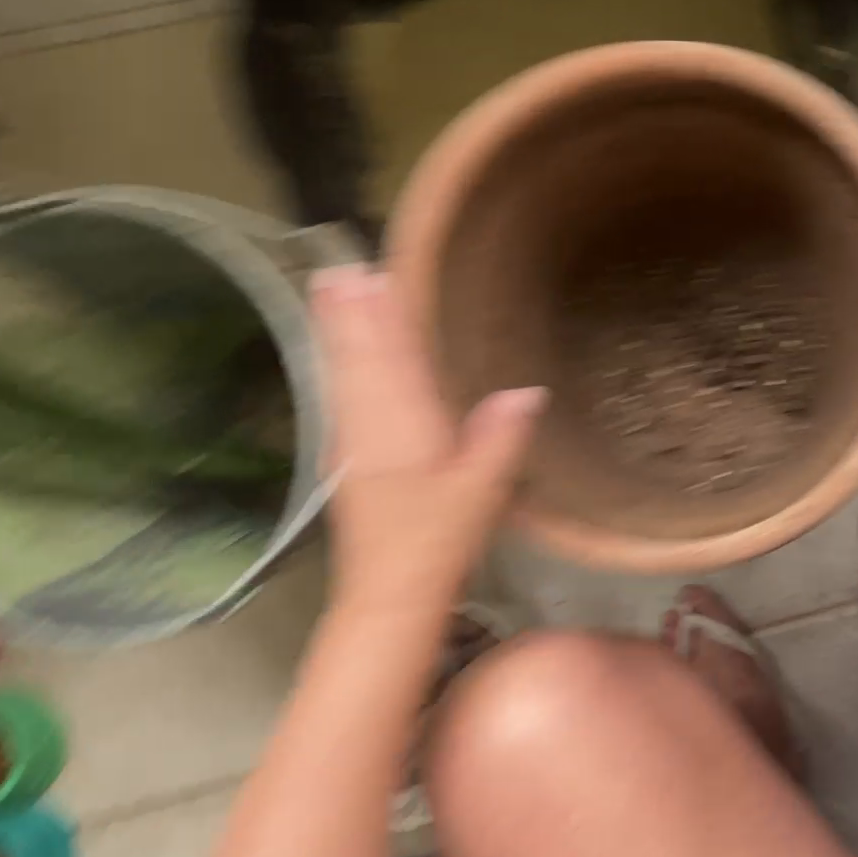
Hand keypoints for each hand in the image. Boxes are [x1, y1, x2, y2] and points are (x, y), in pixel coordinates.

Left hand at [311, 265, 543, 612]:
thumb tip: (527, 391)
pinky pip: (341, 398)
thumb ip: (501, 438)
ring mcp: (353, 443)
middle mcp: (370, 426)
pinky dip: (338, 368)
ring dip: (338, 334)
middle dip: (351, 314)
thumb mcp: (483, 491)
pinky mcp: (348, 460)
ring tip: (330, 295)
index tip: (374, 273)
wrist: (390, 589)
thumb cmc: (440, 539)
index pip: (394, 359)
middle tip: (337, 267)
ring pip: (343, 375)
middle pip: (359, 359)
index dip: (384, 317)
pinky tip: (338, 359)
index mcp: (405, 427)